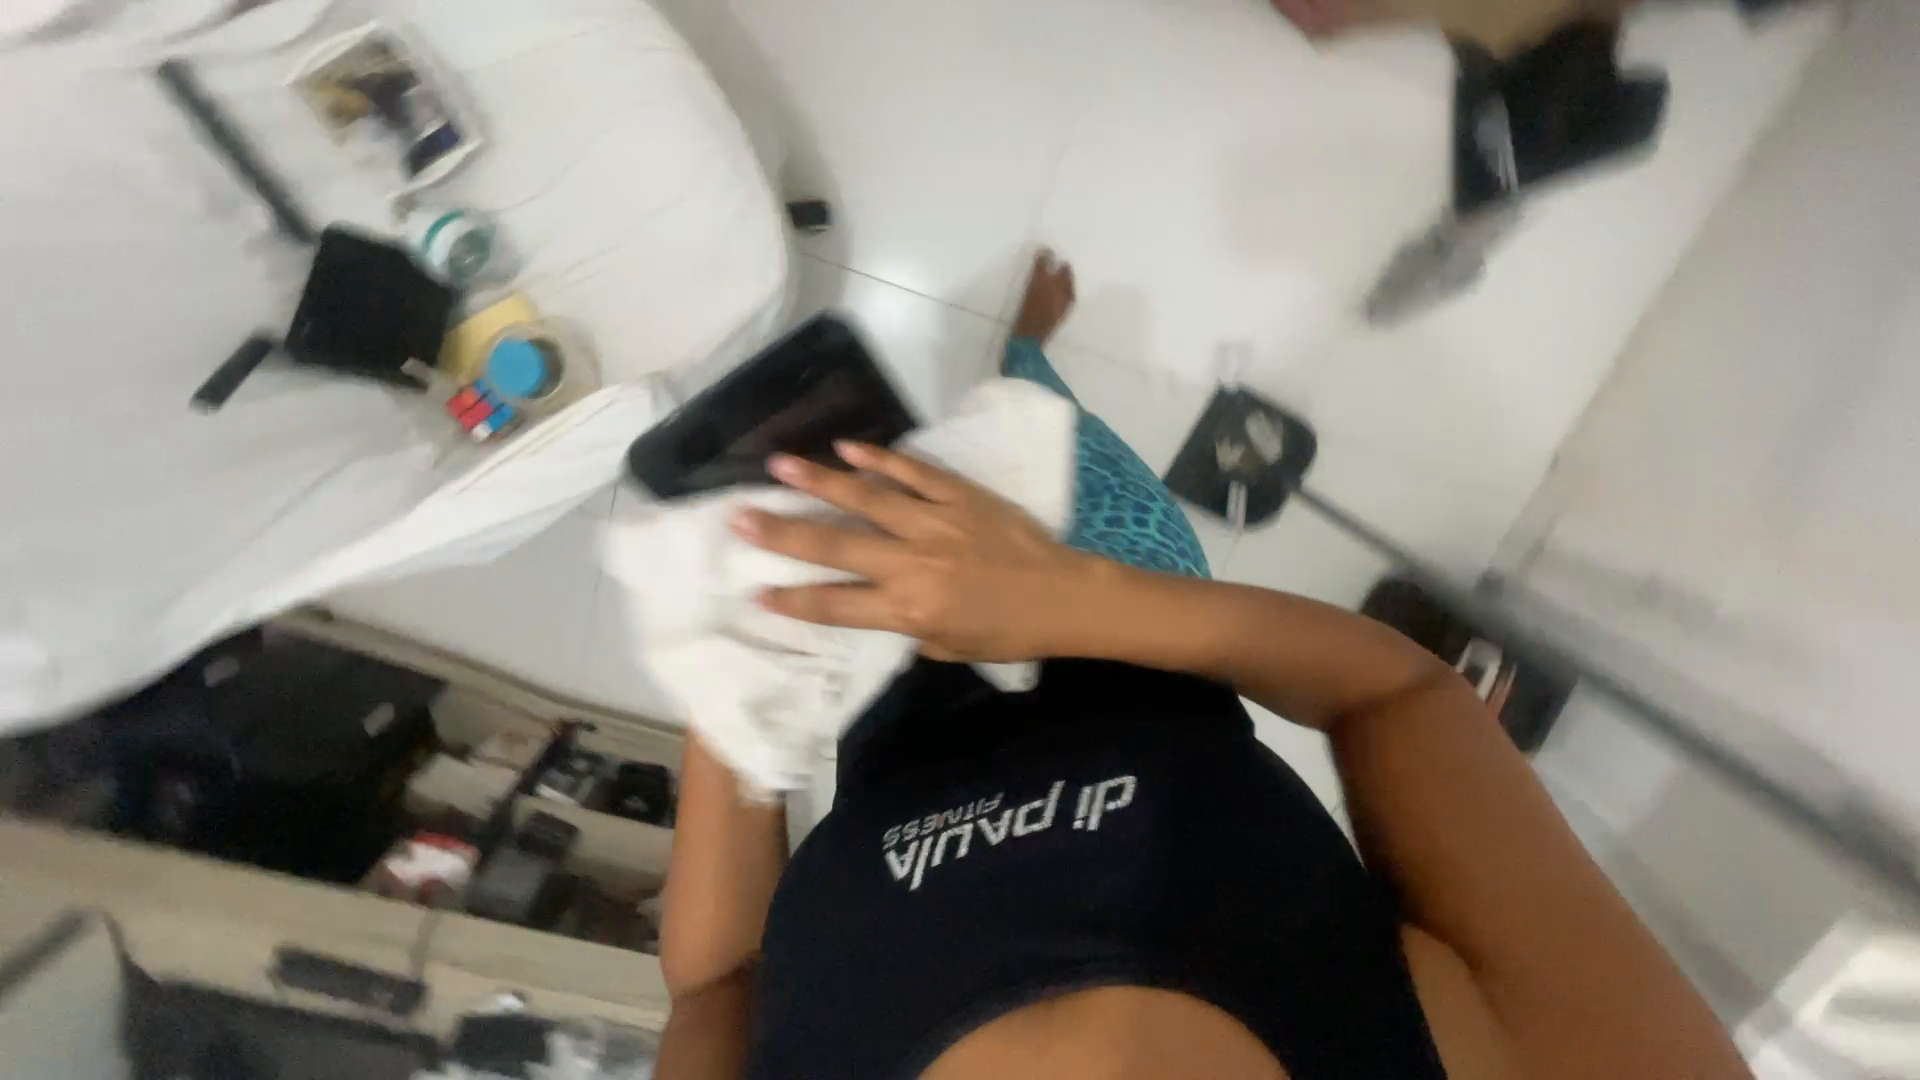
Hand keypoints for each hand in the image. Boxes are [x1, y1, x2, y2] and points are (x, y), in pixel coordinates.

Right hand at [729, 441, 1096, 662]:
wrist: (1065, 598)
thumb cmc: (1008, 632)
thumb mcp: (948, 648)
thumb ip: (903, 627)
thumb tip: (869, 604)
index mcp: (911, 611)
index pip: (837, 606)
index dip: (792, 600)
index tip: (754, 590)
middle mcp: (914, 564)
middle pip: (836, 547)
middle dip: (782, 533)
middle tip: (738, 516)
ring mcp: (937, 523)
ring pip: (867, 499)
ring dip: (819, 481)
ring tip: (778, 465)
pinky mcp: (960, 495)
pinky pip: (913, 473)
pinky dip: (879, 459)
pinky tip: (846, 448)